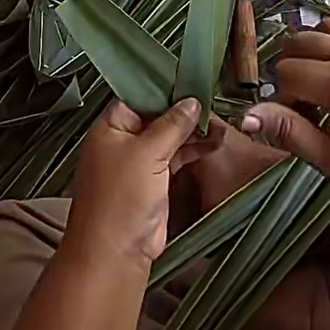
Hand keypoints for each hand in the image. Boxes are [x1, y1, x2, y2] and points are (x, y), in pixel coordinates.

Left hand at [67, 99, 209, 265]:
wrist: (116, 252)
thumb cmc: (122, 197)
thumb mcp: (148, 153)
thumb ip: (171, 125)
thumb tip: (191, 101)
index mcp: (111, 126)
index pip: (137, 95)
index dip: (162, 88)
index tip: (189, 78)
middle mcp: (122, 140)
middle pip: (155, 116)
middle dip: (182, 110)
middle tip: (211, 99)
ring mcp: (138, 161)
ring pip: (167, 137)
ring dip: (191, 131)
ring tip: (219, 122)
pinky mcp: (153, 180)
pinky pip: (174, 157)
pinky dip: (192, 150)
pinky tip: (214, 142)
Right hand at [241, 19, 329, 203]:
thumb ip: (290, 131)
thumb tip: (245, 115)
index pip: (288, 74)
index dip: (282, 100)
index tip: (296, 125)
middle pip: (302, 42)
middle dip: (292, 68)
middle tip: (303, 106)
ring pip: (329, 27)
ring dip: (314, 48)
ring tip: (319, 84)